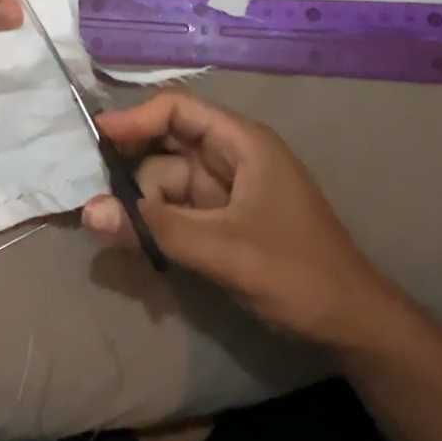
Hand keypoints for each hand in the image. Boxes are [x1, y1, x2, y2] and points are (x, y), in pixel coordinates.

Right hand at [81, 91, 413, 349]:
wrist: (354, 329)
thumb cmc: (298, 274)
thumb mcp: (223, 249)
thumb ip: (155, 229)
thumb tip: (88, 212)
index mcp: (243, 144)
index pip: (177, 111)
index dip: (133, 120)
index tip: (92, 139)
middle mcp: (230, 159)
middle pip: (163, 146)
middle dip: (129, 167)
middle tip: (89, 189)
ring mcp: (224, 192)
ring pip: (163, 182)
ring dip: (139, 204)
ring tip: (111, 228)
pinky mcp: (219, 223)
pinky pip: (172, 210)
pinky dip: (152, 223)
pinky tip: (131, 240)